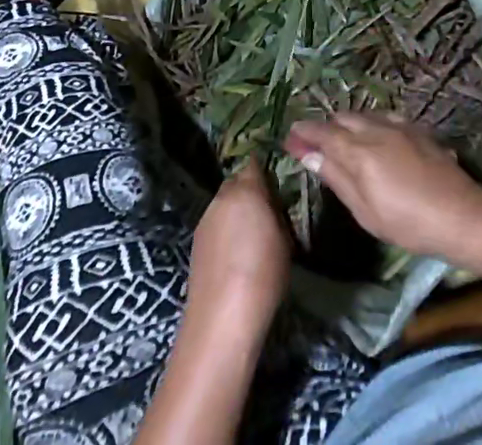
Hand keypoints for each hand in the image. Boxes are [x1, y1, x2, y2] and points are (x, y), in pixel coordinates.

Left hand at [187, 160, 289, 327]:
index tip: (280, 179)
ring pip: (224, 204)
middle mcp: (220, 200)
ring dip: (238, 209)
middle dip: (251, 188)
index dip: (266, 168)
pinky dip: (227, 228)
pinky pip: (216, 224)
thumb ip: (276, 211)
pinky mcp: (196, 245)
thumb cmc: (263, 272)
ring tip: (256, 230)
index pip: (253, 164)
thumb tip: (271, 202)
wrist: (222, 318)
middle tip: (271, 205)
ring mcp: (204, 222)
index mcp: (245, 191)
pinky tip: (238, 250)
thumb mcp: (285, 237)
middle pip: (236, 182)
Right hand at [284, 112, 481, 261]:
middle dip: (326, 126)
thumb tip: (309, 154)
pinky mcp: (420, 130)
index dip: (305, 133)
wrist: (459, 213)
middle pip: (345, 118)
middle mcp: (379, 130)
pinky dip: (373, 123)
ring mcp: (403, 127)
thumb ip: (336, 177)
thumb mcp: (364, 209)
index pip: (324, 132)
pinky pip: (388, 118)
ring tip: (343, 140)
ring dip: (350, 123)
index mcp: (361, 151)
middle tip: (314, 143)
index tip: (290, 138)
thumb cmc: (406, 222)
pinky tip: (376, 137)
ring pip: (367, 114)